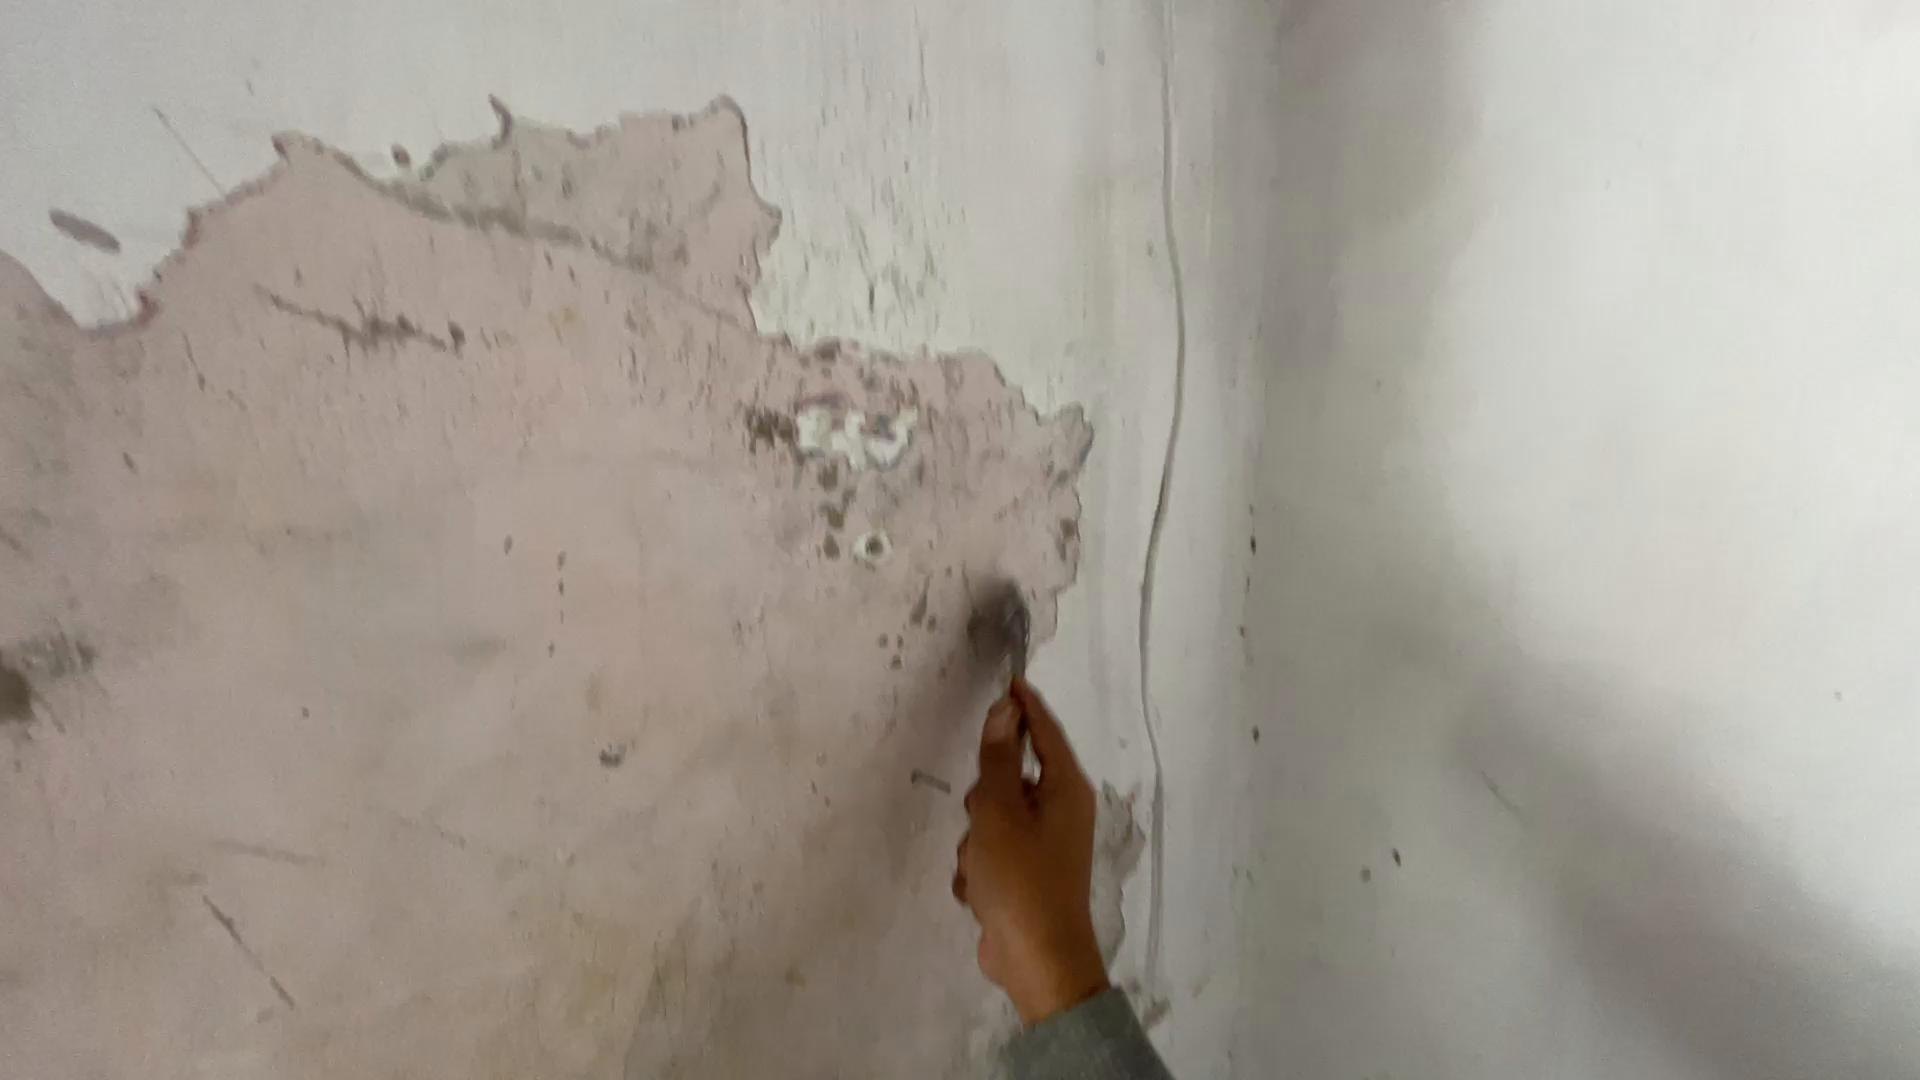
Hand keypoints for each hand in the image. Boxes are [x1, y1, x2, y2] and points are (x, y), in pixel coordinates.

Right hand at [952, 676, 1108, 1024]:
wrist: (1036, 963)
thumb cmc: (1021, 877)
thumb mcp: (1000, 809)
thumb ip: (998, 757)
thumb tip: (1005, 708)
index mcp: (1064, 788)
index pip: (1044, 730)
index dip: (1024, 704)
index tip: (1007, 678)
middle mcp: (1060, 810)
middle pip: (1011, 774)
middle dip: (985, 793)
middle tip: (978, 814)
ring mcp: (1043, 843)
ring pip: (993, 814)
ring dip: (976, 837)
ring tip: (978, 864)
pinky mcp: (1025, 872)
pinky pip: (991, 849)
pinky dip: (979, 865)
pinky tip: (979, 889)